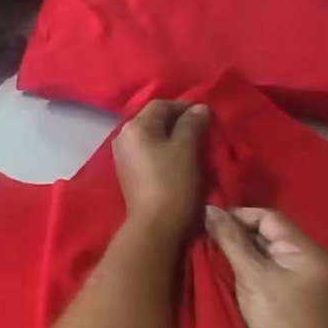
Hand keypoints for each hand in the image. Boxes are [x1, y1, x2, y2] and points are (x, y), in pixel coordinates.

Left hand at [111, 100, 208, 238]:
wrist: (155, 222)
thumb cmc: (173, 182)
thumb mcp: (186, 149)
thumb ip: (192, 124)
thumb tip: (198, 107)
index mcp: (135, 126)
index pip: (160, 105)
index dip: (184, 106)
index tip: (206, 114)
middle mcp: (122, 135)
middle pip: (152, 118)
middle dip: (177, 119)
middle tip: (201, 127)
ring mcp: (121, 153)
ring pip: (149, 134)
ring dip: (170, 134)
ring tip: (192, 142)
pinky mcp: (126, 169)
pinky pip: (145, 149)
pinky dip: (161, 147)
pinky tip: (176, 156)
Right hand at [205, 206, 327, 327]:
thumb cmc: (281, 326)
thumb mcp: (251, 277)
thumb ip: (230, 240)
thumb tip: (209, 208)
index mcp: (310, 253)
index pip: (268, 217)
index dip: (237, 217)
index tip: (209, 228)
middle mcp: (318, 261)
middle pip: (271, 233)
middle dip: (240, 235)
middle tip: (211, 246)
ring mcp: (316, 281)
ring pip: (272, 252)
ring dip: (246, 253)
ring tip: (222, 262)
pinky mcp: (308, 297)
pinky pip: (278, 270)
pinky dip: (257, 269)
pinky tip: (241, 279)